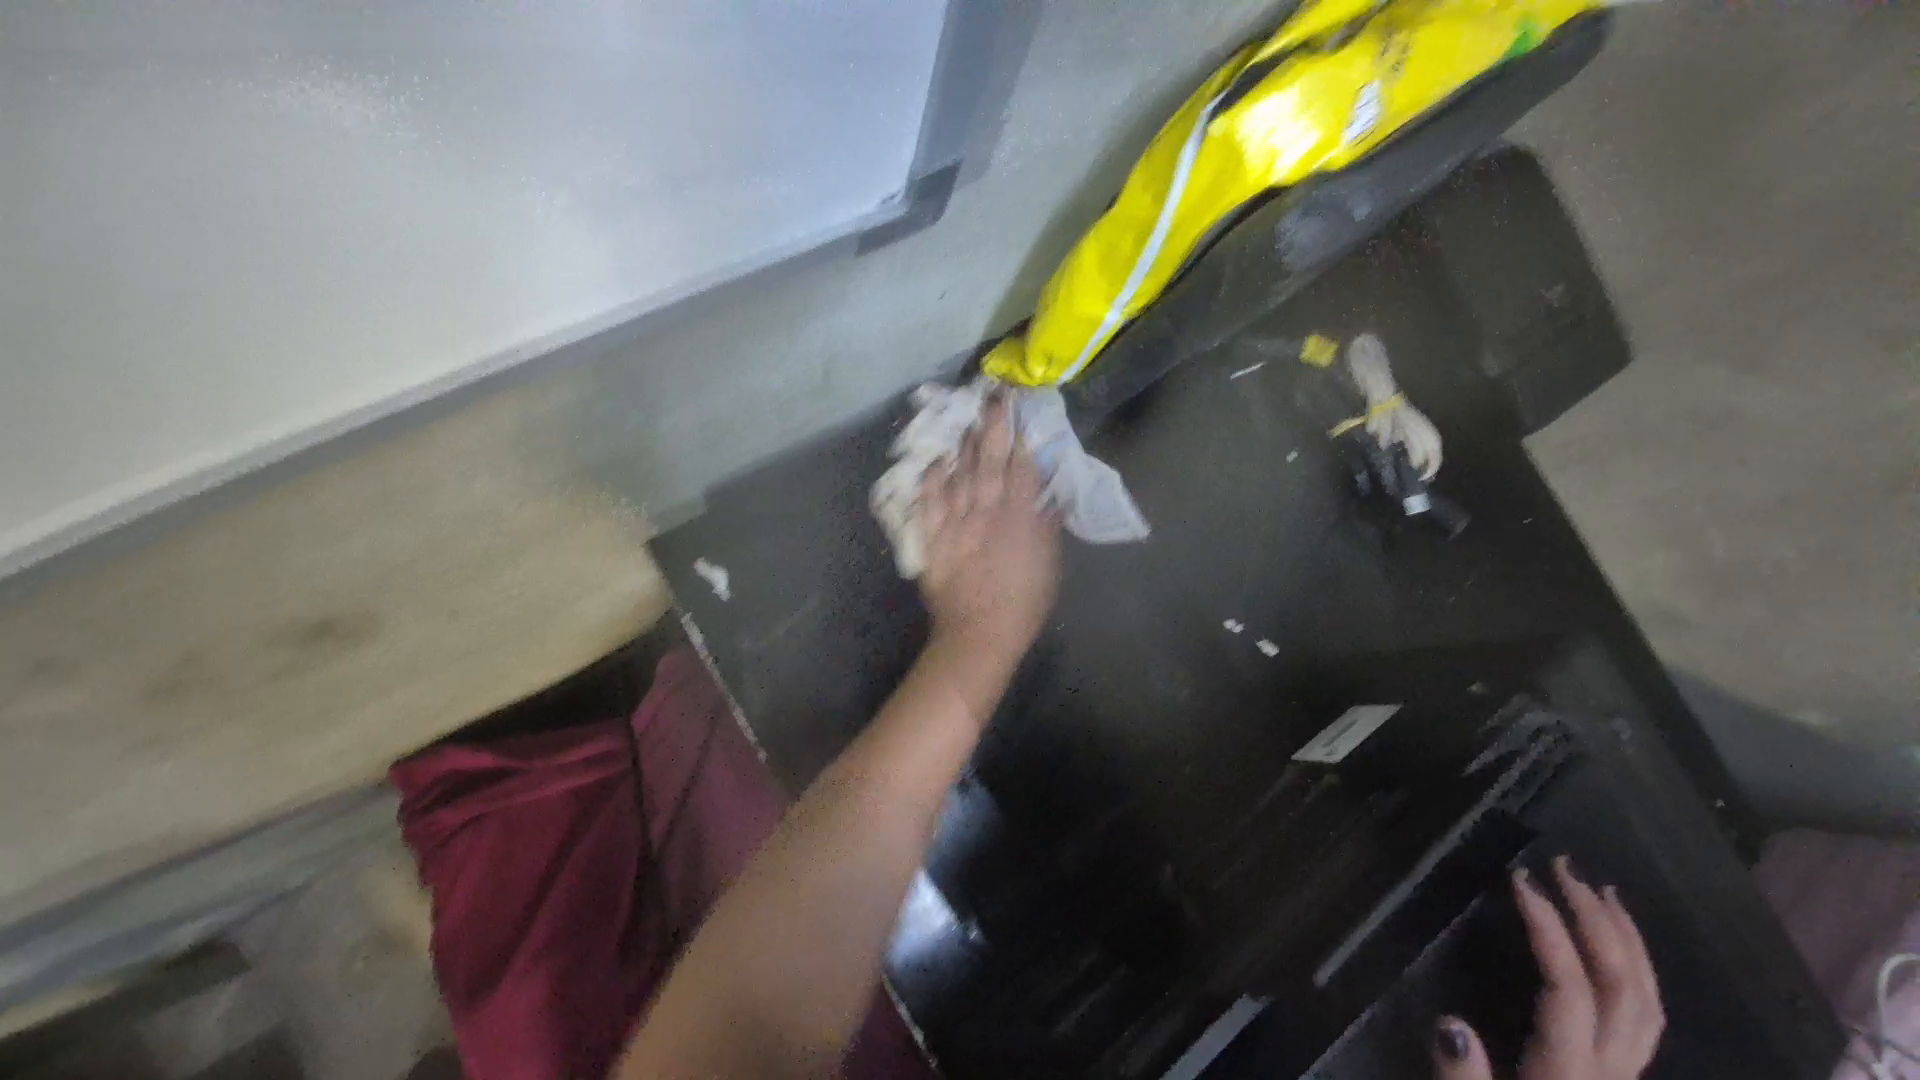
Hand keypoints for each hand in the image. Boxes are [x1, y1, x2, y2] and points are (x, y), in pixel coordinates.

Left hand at [918, 393, 1060, 666]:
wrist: (979, 634)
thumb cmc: (1023, 603)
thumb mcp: (1048, 565)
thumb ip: (1048, 527)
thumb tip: (1052, 497)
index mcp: (1020, 518)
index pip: (1023, 468)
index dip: (1023, 437)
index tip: (1022, 409)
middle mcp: (987, 511)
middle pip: (990, 461)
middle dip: (993, 426)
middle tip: (993, 396)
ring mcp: (956, 522)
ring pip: (959, 474)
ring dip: (963, 444)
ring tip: (966, 417)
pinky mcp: (932, 537)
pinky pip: (930, 500)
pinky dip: (933, 478)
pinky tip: (935, 459)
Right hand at [1434, 857, 1665, 1079]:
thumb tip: (1448, 1020)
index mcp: (1569, 1077)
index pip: (1569, 989)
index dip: (1549, 930)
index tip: (1519, 881)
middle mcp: (1608, 1073)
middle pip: (1622, 988)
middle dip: (1597, 922)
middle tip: (1563, 867)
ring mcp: (1620, 1077)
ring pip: (1647, 1002)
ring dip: (1627, 941)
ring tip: (1602, 892)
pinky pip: (1644, 1017)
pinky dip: (1635, 972)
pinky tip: (1614, 953)